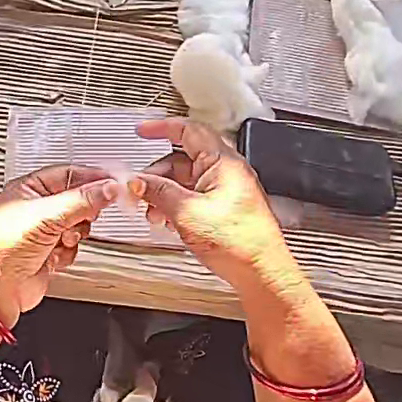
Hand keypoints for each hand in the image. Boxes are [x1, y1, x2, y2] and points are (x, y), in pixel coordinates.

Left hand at [0, 165, 121, 321]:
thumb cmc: (2, 250)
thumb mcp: (47, 216)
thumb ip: (82, 200)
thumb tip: (108, 188)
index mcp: (29, 189)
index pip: (69, 174)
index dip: (92, 178)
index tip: (115, 183)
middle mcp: (36, 208)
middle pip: (78, 200)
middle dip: (84, 211)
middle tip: (86, 215)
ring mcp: (43, 231)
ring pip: (79, 224)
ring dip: (76, 233)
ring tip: (62, 239)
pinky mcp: (50, 252)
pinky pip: (74, 245)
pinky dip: (69, 251)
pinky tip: (54, 255)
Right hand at [127, 118, 306, 295]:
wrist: (262, 273)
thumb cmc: (240, 243)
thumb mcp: (187, 213)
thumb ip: (159, 192)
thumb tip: (139, 182)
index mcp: (222, 162)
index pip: (189, 130)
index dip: (162, 127)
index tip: (144, 130)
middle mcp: (227, 171)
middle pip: (183, 160)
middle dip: (158, 174)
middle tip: (140, 188)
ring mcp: (227, 190)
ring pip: (187, 180)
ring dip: (165, 193)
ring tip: (155, 212)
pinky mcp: (226, 208)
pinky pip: (195, 196)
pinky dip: (177, 205)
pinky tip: (169, 221)